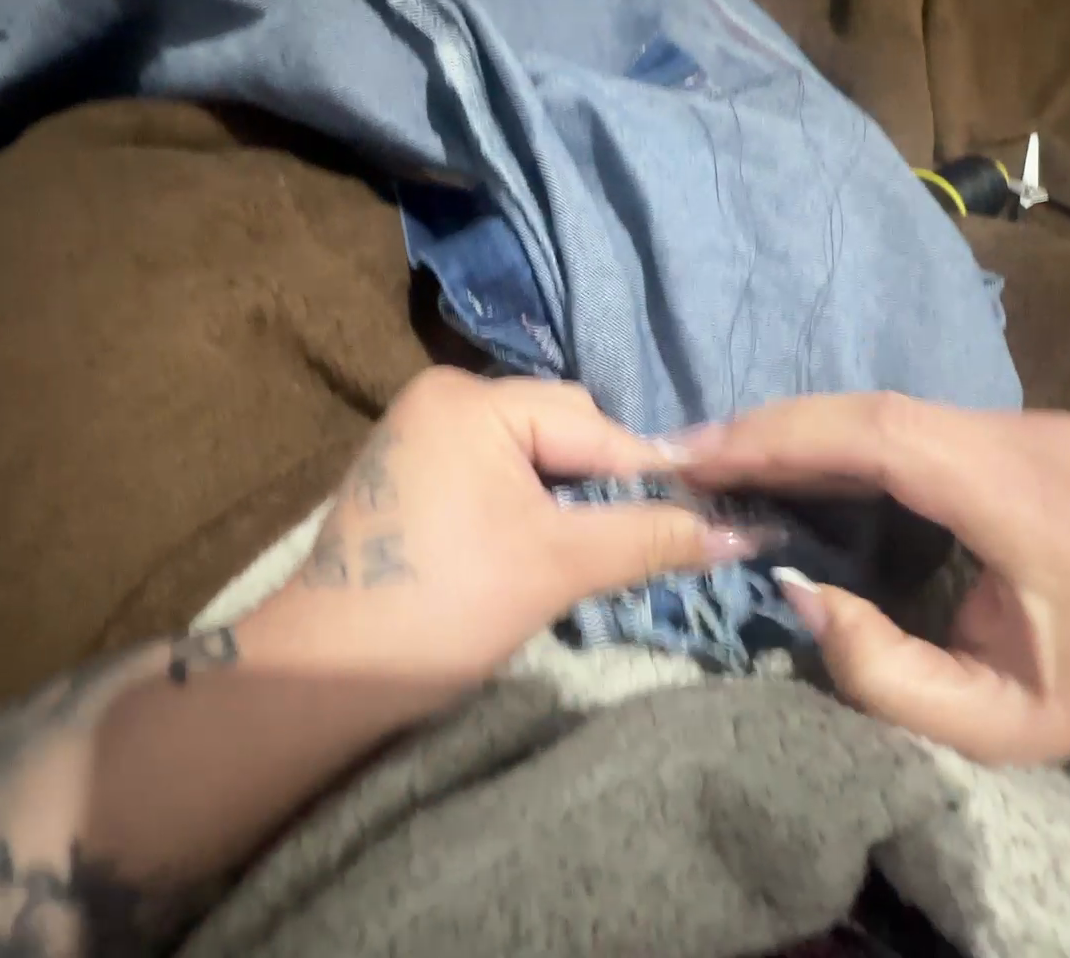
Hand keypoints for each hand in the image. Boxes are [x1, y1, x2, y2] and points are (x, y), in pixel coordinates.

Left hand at [243, 368, 764, 687]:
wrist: (326, 674)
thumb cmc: (444, 609)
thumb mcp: (559, 567)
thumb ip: (652, 538)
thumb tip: (743, 533)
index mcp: (472, 400)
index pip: (590, 426)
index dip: (649, 473)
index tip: (704, 511)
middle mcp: (445, 395)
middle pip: (562, 426)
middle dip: (600, 482)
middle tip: (624, 539)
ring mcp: (423, 429)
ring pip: (533, 449)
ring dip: (568, 493)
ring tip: (582, 543)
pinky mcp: (416, 465)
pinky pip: (498, 466)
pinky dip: (530, 498)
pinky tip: (536, 537)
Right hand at [674, 393, 1069, 764]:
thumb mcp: (991, 727)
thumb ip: (885, 675)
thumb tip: (794, 587)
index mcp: (1040, 511)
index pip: (893, 440)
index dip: (788, 438)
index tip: (704, 457)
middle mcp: (1035, 442)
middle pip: (875, 410)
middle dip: (768, 429)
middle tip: (685, 457)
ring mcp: (1026, 423)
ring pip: (881, 408)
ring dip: (791, 430)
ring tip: (716, 461)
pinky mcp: (1007, 425)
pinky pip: (900, 420)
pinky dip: (827, 437)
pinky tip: (780, 460)